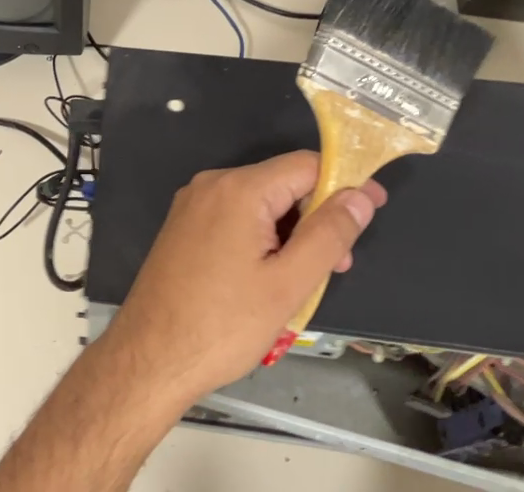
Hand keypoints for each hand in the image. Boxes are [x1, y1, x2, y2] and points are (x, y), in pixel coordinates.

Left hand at [102, 149, 386, 405]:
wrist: (150, 358)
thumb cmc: (222, 325)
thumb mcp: (288, 284)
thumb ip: (328, 235)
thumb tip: (360, 197)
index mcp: (238, 190)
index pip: (305, 165)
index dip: (344, 184)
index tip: (373, 208)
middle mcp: (212, 185)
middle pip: (281, 185)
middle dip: (315, 218)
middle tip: (338, 266)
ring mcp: (192, 206)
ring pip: (259, 206)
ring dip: (290, 235)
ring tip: (304, 284)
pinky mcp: (183, 228)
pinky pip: (234, 220)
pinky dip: (261, 240)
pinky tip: (269, 280)